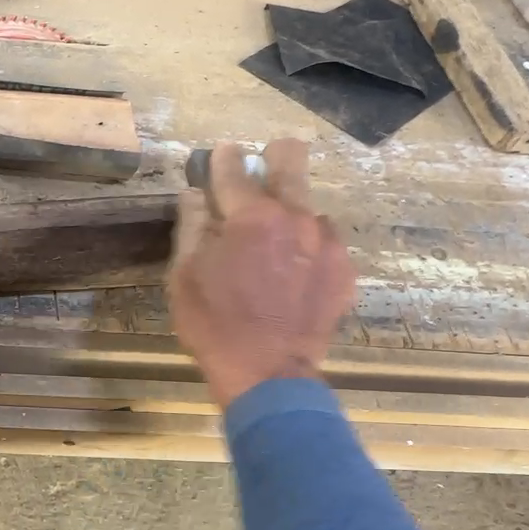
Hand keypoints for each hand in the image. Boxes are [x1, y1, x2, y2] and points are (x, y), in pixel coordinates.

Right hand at [166, 140, 355, 408]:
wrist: (268, 373)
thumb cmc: (214, 326)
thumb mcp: (184, 279)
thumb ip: (190, 229)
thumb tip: (192, 196)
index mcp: (251, 215)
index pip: (234, 168)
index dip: (222, 159)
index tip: (219, 156)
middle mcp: (295, 216)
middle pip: (291, 158)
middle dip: (272, 156)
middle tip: (258, 174)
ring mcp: (326, 241)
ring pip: (307, 206)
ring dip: (288, 215)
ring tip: (271, 249)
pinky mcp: (344, 269)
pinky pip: (323, 243)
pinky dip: (304, 250)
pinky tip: (290, 277)